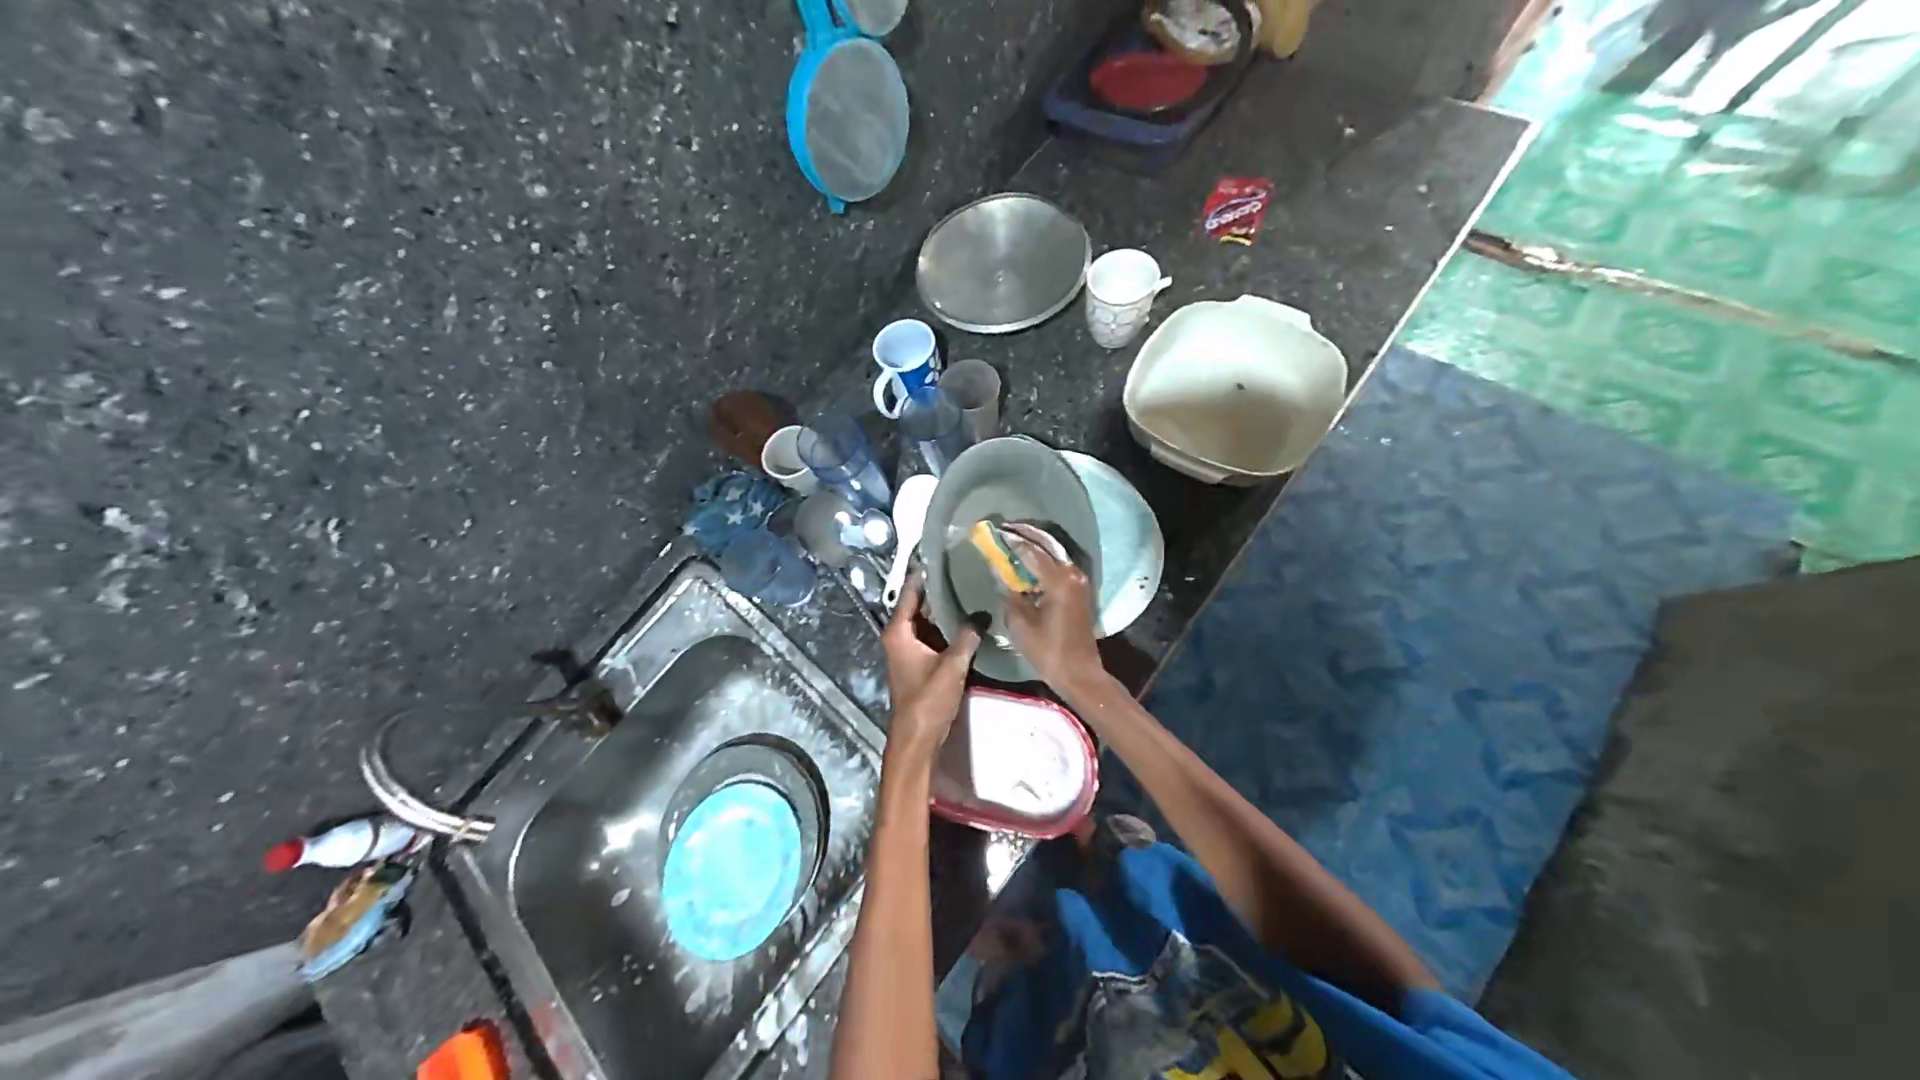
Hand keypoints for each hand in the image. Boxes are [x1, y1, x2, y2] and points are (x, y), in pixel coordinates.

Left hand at [882, 571, 981, 765]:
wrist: (918, 737)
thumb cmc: (928, 698)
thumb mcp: (952, 665)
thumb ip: (967, 637)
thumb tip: (982, 614)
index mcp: (899, 632)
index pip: (911, 592)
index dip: (923, 573)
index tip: (940, 553)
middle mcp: (901, 636)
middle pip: (920, 605)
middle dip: (939, 589)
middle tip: (963, 567)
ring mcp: (911, 649)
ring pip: (929, 620)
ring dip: (946, 609)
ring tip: (970, 587)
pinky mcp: (922, 661)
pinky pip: (935, 634)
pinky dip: (948, 626)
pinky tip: (969, 618)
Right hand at [1000, 532, 1103, 691]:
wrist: (1079, 672)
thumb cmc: (1048, 650)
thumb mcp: (1020, 623)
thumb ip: (1010, 593)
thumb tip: (1001, 574)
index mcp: (1058, 580)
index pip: (1030, 552)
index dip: (1011, 541)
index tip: (994, 532)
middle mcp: (1072, 574)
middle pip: (1045, 547)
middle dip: (1025, 537)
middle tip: (1004, 529)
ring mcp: (1079, 581)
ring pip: (1054, 555)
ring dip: (1035, 548)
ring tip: (1013, 542)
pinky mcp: (1079, 590)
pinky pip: (1059, 567)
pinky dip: (1043, 561)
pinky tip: (1027, 564)